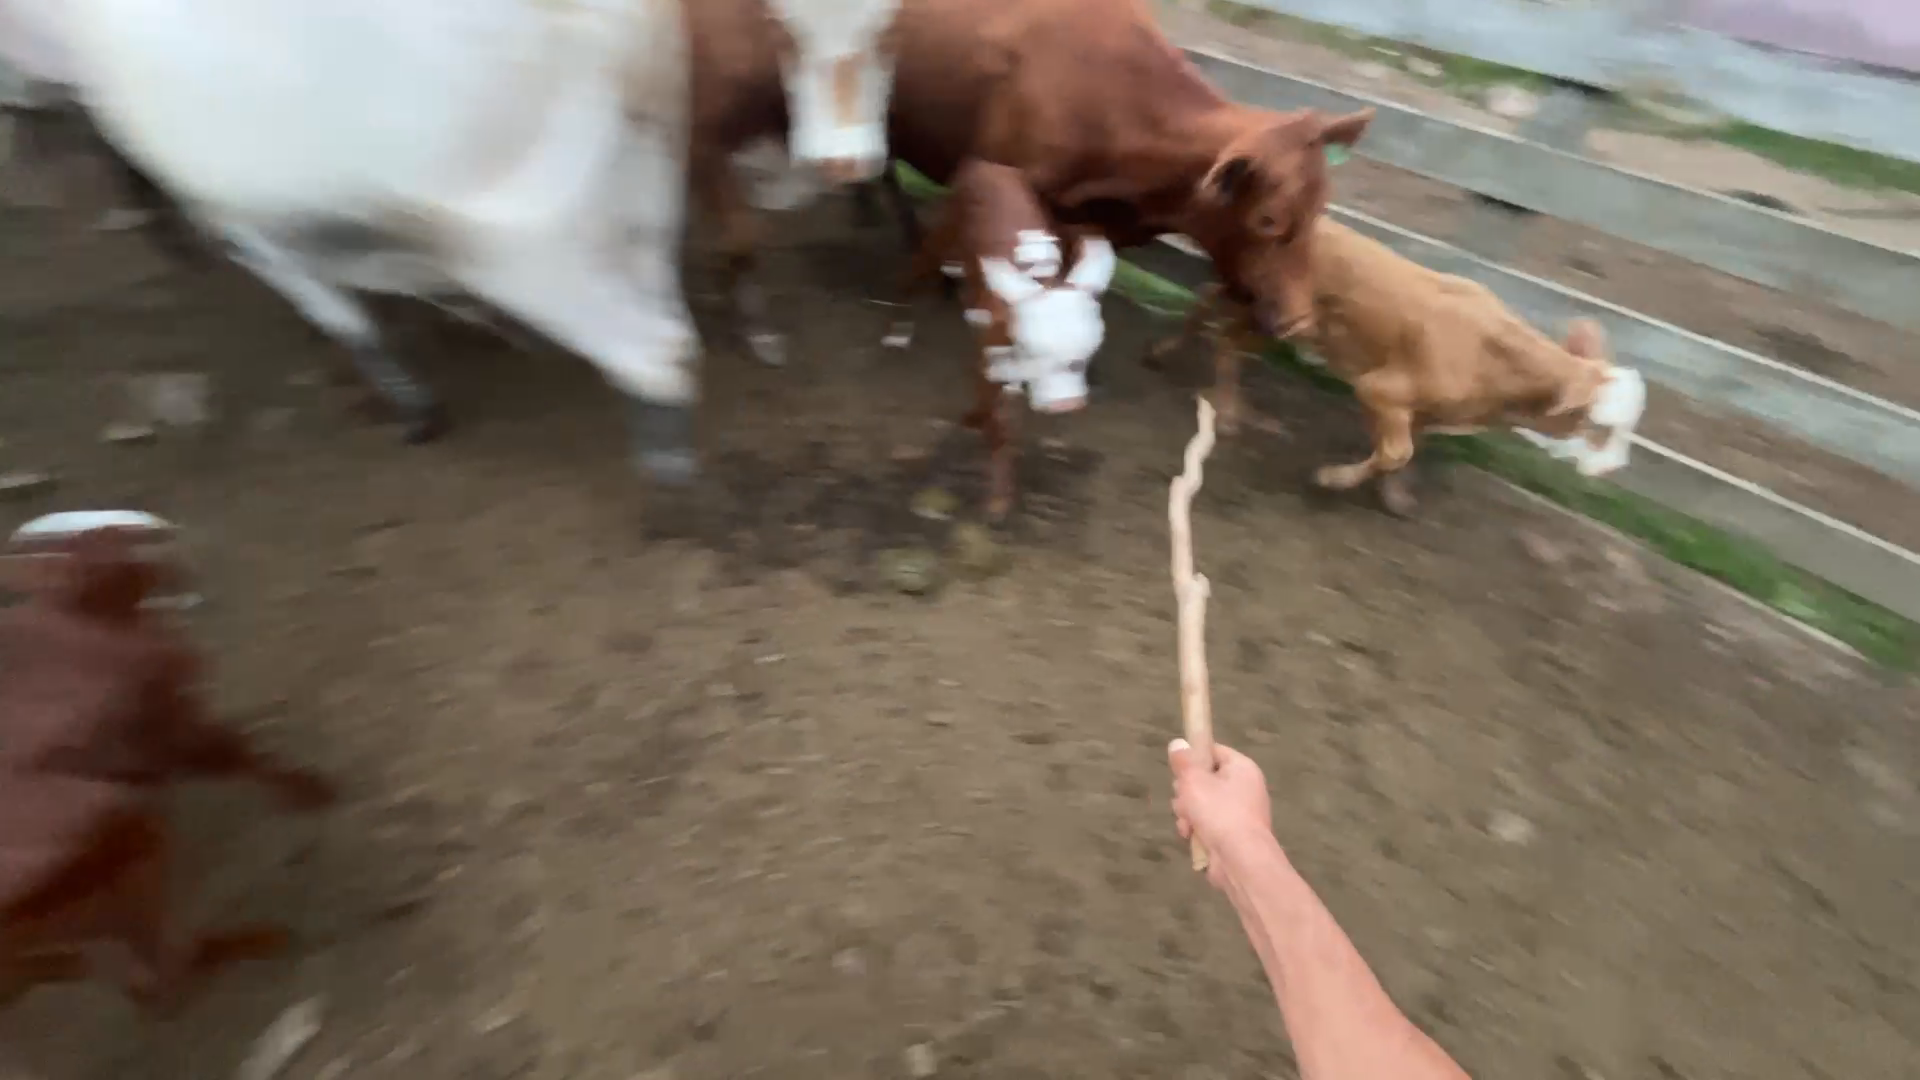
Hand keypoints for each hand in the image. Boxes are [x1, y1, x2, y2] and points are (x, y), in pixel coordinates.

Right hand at [1168, 738, 1272, 886]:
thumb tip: (1178, 743)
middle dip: (1186, 790)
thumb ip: (1183, 761)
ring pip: (1201, 802)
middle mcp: (1244, 788)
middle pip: (1204, 778)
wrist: (1241, 862)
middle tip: (1183, 796)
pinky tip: (1190, 835)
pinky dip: (1196, 828)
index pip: (1213, 751)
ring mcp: (1239, 813)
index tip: (1179, 768)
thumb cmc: (1219, 813)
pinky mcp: (1232, 835)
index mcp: (1242, 768)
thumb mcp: (1194, 780)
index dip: (1193, 757)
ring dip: (1187, 811)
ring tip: (1187, 821)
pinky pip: (1207, 823)